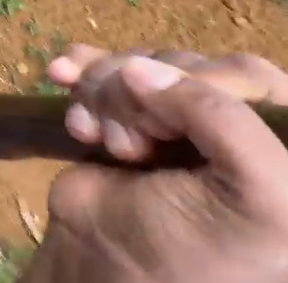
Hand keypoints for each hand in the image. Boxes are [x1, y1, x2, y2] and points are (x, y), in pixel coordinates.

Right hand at [22, 46, 287, 282]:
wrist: (111, 265)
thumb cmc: (203, 250)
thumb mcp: (258, 199)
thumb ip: (224, 123)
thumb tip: (141, 70)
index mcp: (285, 146)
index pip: (256, 78)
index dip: (208, 84)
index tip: (171, 125)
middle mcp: (237, 127)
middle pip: (188, 66)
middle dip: (141, 92)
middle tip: (131, 140)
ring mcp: (174, 117)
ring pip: (136, 64)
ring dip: (101, 91)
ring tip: (97, 136)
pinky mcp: (119, 110)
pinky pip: (95, 62)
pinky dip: (73, 70)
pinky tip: (58, 82)